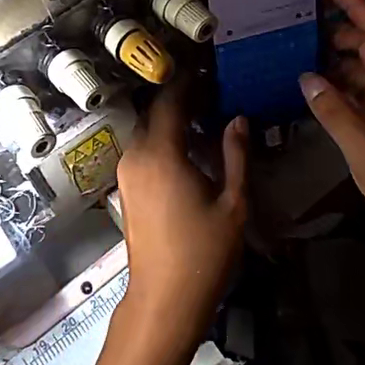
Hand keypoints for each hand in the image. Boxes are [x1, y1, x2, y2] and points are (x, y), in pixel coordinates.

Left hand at [113, 79, 248, 356]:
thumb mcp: (233, 202)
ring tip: (206, 118)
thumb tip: (237, 119)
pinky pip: (144, 151)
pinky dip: (164, 141)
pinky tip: (190, 151)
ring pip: (148, 132)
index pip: (171, 101)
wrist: (164, 298)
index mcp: (161, 153)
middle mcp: (136, 156)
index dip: (188, 80)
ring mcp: (126, 173)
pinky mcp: (126, 189)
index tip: (207, 65)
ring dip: (172, 121)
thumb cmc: (204, 252)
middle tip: (213, 91)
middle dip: (180, 98)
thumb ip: (235, 155)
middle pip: (155, 113)